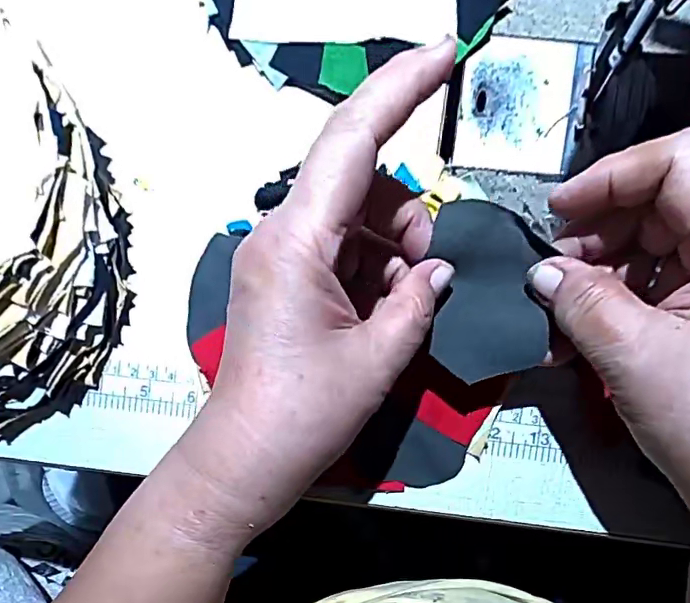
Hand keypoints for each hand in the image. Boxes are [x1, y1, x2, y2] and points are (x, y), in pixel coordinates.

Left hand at [167, 40, 456, 544]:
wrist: (242, 462)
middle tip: (426, 268)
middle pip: (354, 180)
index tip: (446, 52)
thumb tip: (435, 271)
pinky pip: (329, 252)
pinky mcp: (270, 289)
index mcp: (295, 243)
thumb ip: (418, 299)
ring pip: (346, 218)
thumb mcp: (379, 355)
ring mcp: (268, 265)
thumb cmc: (303, 415)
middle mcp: (273, 241)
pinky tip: (378, 310)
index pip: (350, 138)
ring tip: (402, 301)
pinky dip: (364, 267)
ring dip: (388, 244)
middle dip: (405, 208)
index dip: (401, 87)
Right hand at [529, 126, 689, 540]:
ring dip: (592, 269)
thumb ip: (581, 302)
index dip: (610, 177)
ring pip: (650, 234)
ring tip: (552, 314)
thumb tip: (538, 272)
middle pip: (666, 193)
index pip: (686, 160)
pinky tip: (570, 331)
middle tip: (544, 276)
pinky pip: (650, 272)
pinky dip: (604, 295)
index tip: (551, 215)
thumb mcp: (633, 354)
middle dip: (594, 230)